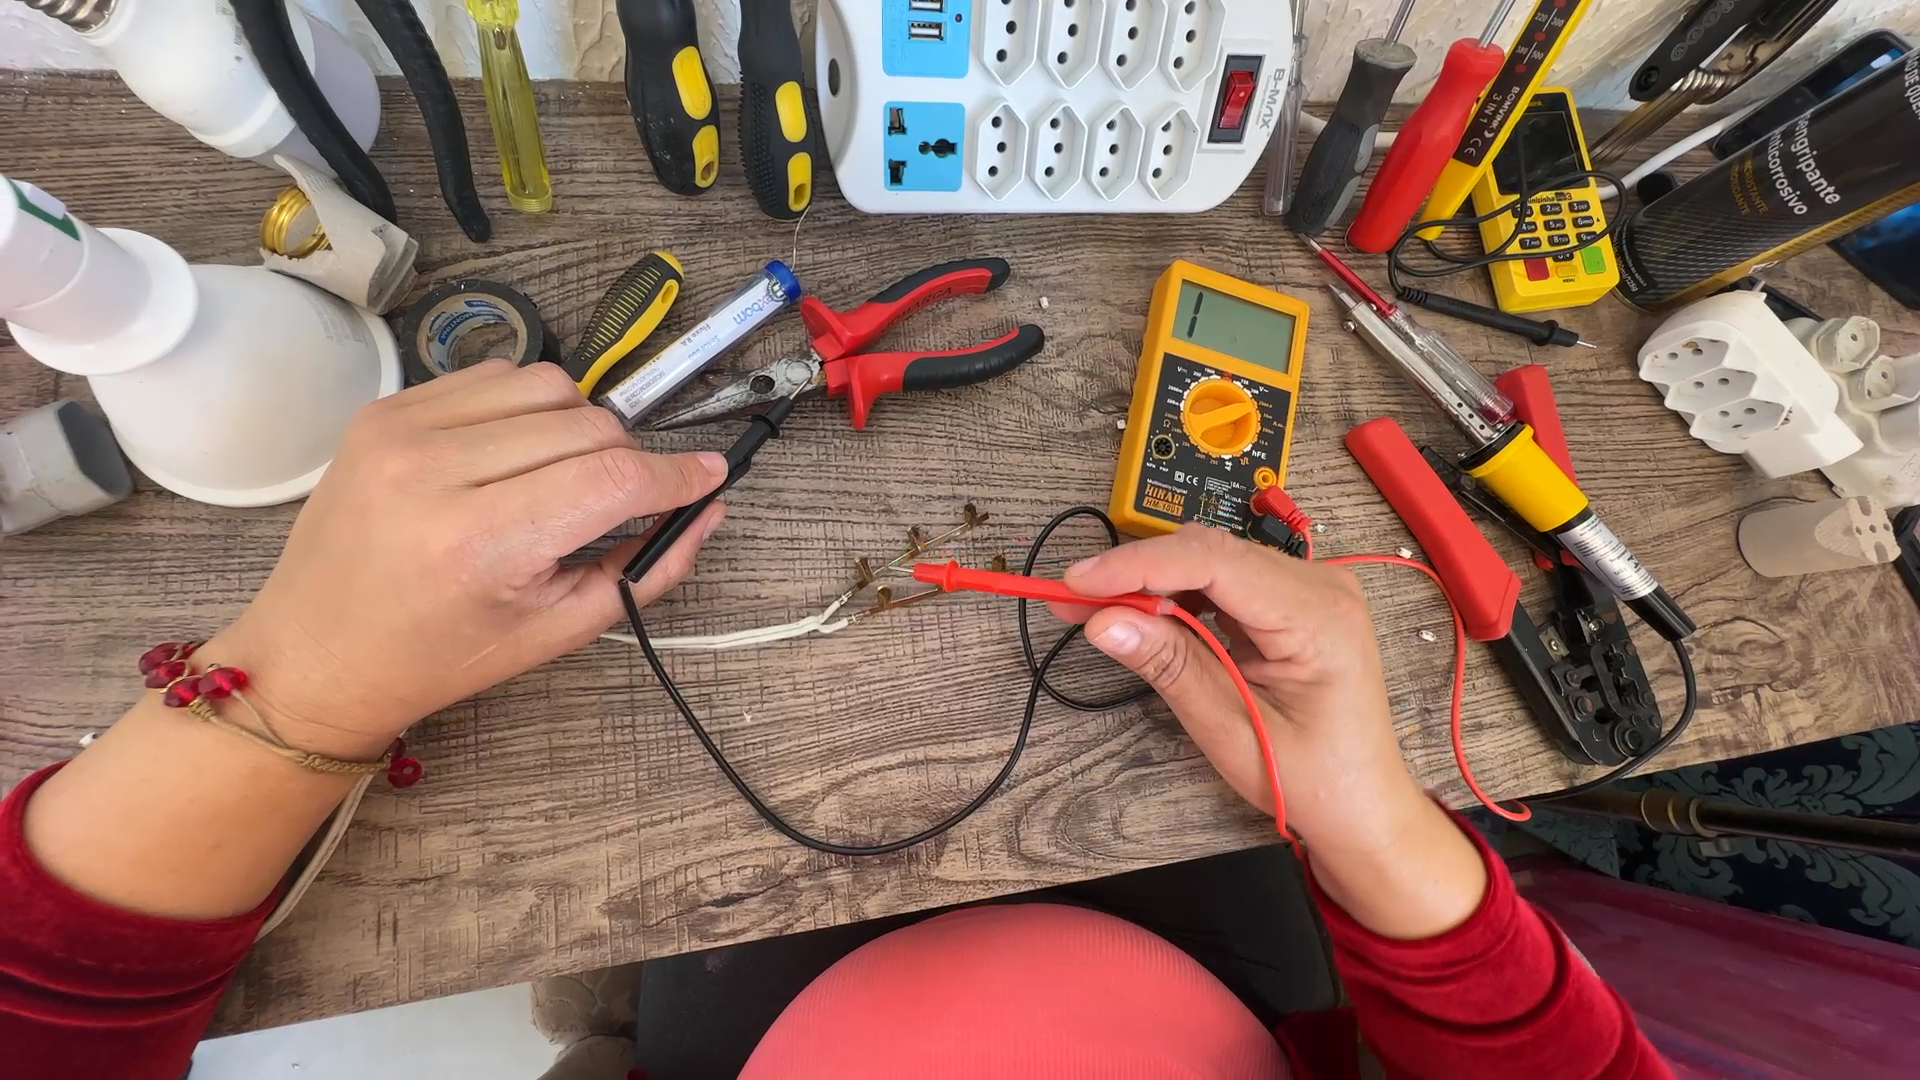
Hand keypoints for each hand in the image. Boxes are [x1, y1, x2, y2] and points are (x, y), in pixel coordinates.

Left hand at [211, 360, 727, 759]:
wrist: (317, 653)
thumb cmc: (449, 654)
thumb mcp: (566, 627)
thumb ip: (651, 567)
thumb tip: (708, 508)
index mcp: (483, 544)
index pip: (615, 479)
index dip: (678, 474)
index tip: (711, 475)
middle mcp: (436, 472)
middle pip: (593, 428)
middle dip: (634, 461)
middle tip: (627, 501)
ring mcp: (403, 429)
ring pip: (555, 387)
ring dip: (587, 427)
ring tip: (570, 474)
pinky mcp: (388, 408)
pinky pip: (503, 377)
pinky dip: (538, 407)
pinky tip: (525, 452)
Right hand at [1057, 525, 1486, 937]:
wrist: (1363, 805)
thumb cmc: (1309, 779)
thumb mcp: (1229, 728)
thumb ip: (1169, 665)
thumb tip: (1102, 621)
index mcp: (1317, 614)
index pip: (1212, 562)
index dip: (1137, 565)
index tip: (1076, 582)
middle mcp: (1319, 582)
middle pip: (1208, 551)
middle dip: (1136, 572)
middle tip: (1074, 600)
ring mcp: (1308, 585)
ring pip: (1209, 559)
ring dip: (1151, 580)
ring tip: (1101, 610)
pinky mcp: (1290, 598)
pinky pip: (1221, 579)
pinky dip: (1176, 594)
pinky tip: (1146, 616)